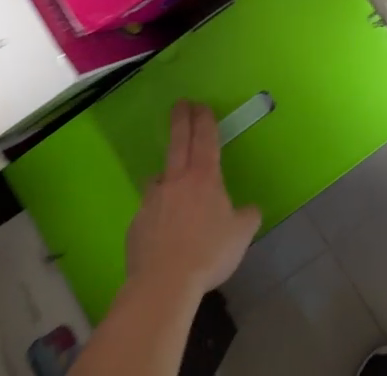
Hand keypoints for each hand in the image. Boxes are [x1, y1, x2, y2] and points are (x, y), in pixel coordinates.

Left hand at [125, 101, 260, 300]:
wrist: (164, 282)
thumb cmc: (209, 253)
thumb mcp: (241, 234)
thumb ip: (247, 217)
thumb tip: (249, 210)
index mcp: (204, 178)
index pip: (205, 139)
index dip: (204, 120)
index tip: (201, 104)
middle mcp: (176, 181)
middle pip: (178, 142)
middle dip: (181, 120)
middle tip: (181, 104)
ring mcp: (152, 200)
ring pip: (159, 178)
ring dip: (166, 174)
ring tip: (172, 184)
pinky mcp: (136, 223)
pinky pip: (150, 210)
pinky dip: (158, 212)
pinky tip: (164, 231)